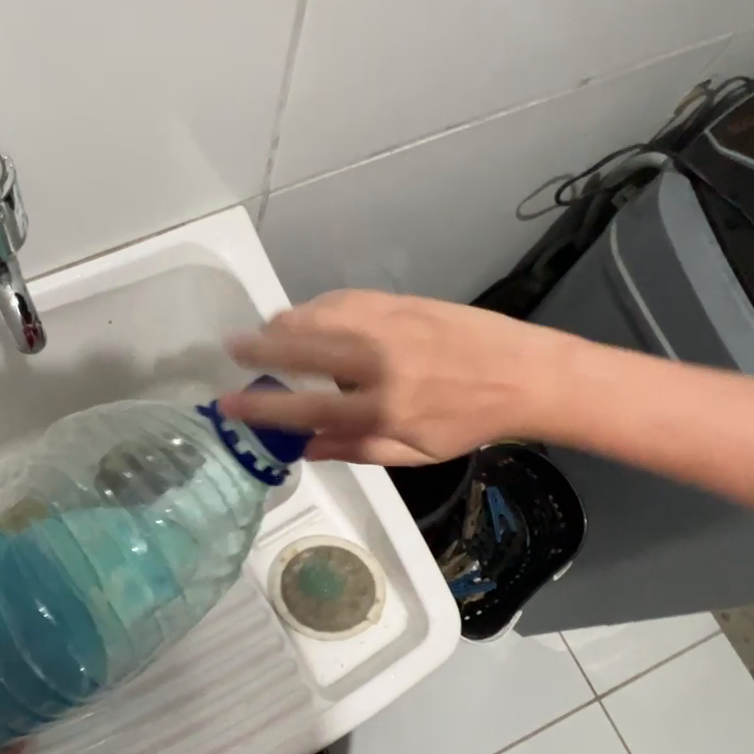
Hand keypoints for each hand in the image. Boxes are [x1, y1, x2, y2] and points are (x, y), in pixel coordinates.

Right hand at [219, 290, 576, 464]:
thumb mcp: (415, 454)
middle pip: (300, 350)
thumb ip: (356, 449)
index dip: (260, 408)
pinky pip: (343, 299)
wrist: (526, 374)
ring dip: (283, 323)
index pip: (304, 409)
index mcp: (381, 410)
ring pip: (316, 316)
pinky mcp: (399, 302)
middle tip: (231, 347)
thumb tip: (304, 447)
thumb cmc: (470, 423)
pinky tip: (305, 314)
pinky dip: (316, 306)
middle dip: (257, 349)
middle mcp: (376, 363)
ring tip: (264, 331)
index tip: (227, 404)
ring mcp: (387, 325)